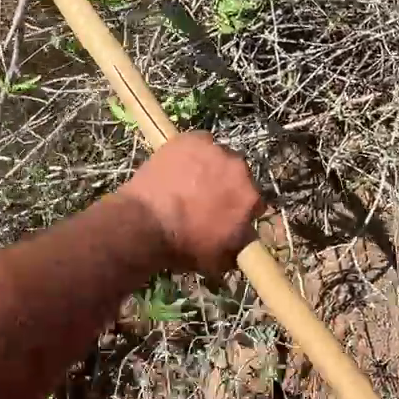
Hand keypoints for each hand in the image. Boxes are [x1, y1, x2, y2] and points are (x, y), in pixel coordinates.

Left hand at [118, 133, 264, 275]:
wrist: (145, 223)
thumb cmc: (183, 247)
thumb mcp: (219, 259)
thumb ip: (239, 245)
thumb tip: (244, 236)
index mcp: (250, 198)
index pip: (253, 201)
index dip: (237, 207)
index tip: (223, 213)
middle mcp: (239, 169)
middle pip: (237, 174)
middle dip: (224, 184)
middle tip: (202, 197)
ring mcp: (215, 150)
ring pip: (217, 157)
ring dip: (208, 167)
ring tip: (186, 181)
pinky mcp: (193, 139)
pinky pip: (199, 142)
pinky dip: (191, 152)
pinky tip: (177, 166)